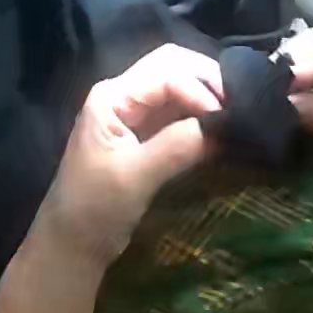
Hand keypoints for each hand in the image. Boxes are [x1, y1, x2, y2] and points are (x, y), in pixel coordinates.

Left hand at [35, 45, 223, 267]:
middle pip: (171, 66)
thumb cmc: (94, 209)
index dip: (198, 89)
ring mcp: (133, 112)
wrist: (71, 247)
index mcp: (112, 96)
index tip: (226, 117)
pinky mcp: (144, 133)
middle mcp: (123, 94)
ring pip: (176, 85)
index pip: (164, 74)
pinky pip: (176, 111)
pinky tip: (221, 126)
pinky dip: (199, 113)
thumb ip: (176, 147)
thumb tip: (221, 126)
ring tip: (237, 112)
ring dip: (205, 94)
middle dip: (205, 78)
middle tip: (241, 102)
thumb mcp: (134, 178)